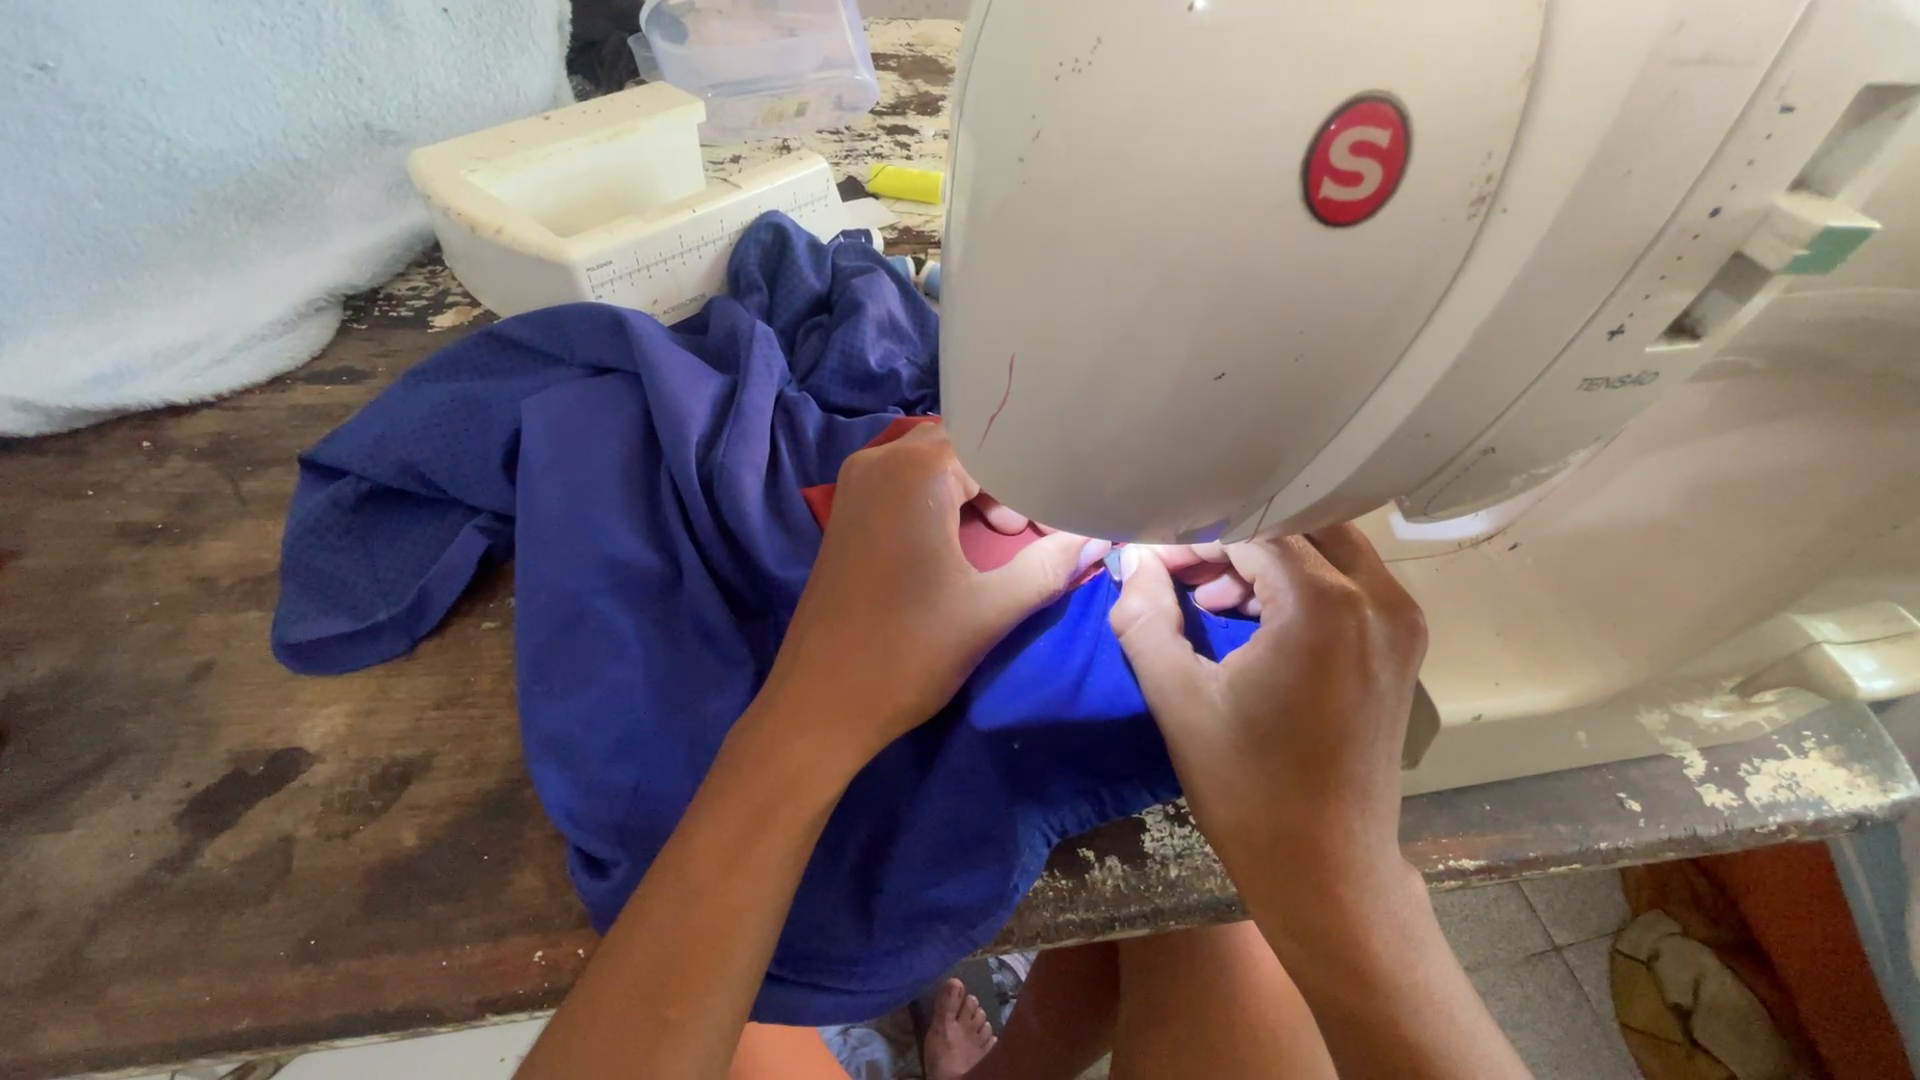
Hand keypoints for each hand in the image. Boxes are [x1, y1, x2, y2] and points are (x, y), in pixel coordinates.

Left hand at [759, 422, 1109, 769]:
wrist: (821, 703)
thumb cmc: (908, 652)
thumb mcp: (989, 609)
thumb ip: (1048, 567)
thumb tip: (1099, 539)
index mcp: (914, 472)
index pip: (994, 449)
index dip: (1032, 480)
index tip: (1059, 516)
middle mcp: (878, 463)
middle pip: (961, 450)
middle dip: (1003, 481)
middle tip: (1032, 527)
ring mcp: (855, 488)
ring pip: (931, 466)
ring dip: (972, 491)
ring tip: (1004, 536)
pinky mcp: (846, 515)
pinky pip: (904, 486)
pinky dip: (939, 502)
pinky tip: (960, 543)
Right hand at [1106, 526, 1425, 890]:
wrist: (1326, 868)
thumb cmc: (1246, 785)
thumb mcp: (1178, 698)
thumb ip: (1145, 618)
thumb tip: (1133, 563)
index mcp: (1323, 606)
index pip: (1253, 530)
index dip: (1197, 539)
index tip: (1153, 561)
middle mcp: (1378, 599)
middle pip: (1298, 526)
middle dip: (1236, 540)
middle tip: (1184, 573)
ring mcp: (1401, 622)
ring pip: (1328, 551)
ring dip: (1268, 560)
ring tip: (1212, 599)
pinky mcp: (1403, 647)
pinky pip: (1348, 585)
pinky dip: (1299, 586)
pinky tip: (1252, 620)